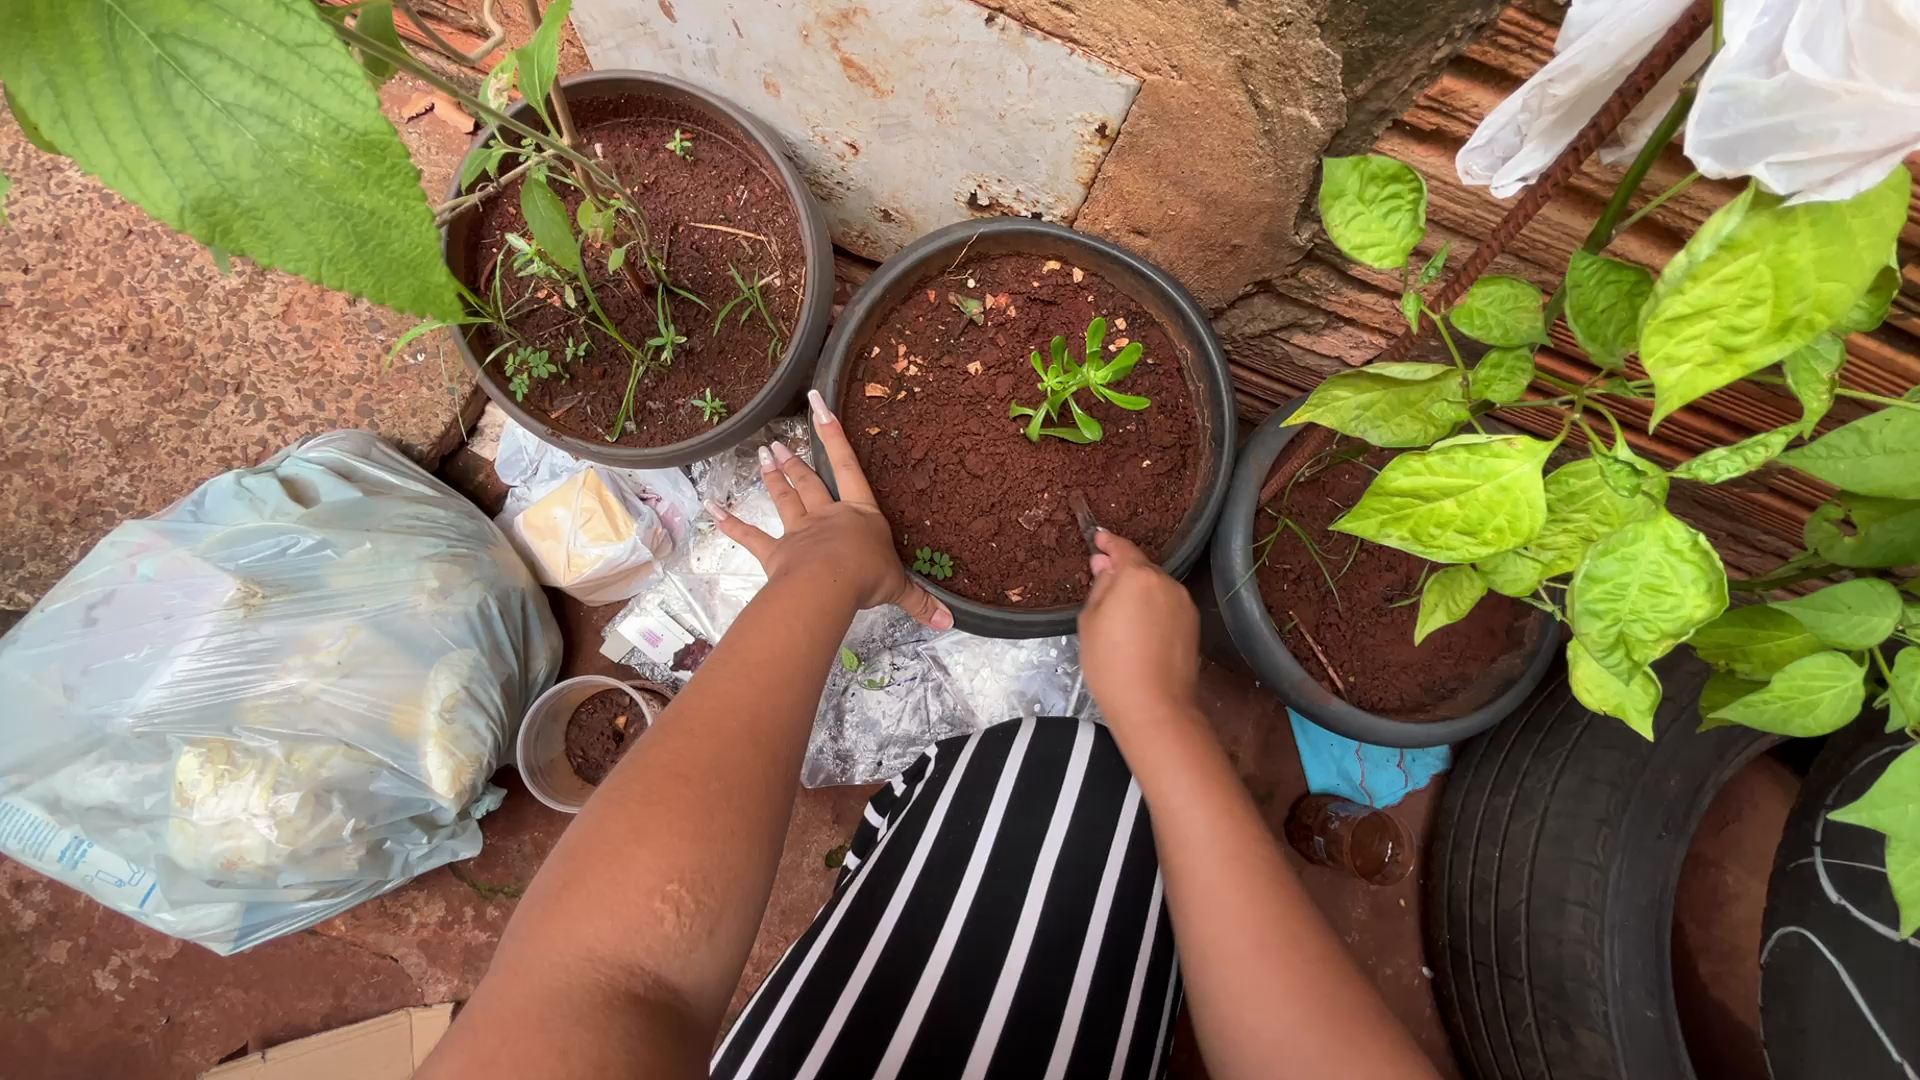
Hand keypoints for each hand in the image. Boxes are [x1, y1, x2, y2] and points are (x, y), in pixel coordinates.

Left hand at [708, 389, 952, 629]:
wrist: (831, 586)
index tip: (819, 406)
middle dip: (796, 461)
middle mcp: (828, 517)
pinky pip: (750, 536)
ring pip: (785, 500)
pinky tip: (711, 507)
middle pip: (810, 483)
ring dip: (773, 479)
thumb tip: (948, 622)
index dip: (835, 436)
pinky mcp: (777, 554)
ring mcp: (800, 533)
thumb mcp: (899, 588)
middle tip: (778, 442)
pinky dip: (730, 522)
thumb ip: (920, 602)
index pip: (848, 468)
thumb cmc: (868, 578)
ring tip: (762, 456)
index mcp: (860, 516)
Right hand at [1078, 529, 1198, 714]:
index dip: (1108, 542)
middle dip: (1122, 571)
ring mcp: (1184, 604)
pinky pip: (1167, 606)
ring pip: (1156, 588)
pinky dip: (1153, 608)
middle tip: (1102, 579)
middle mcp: (1166, 583)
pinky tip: (1138, 628)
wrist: (1153, 705)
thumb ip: (1100, 586)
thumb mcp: (1090, 620)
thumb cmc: (1110, 662)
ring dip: (1139, 592)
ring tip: (1119, 612)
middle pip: (1141, 568)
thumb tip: (1106, 565)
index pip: (1122, 548)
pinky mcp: (1193, 626)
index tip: (1097, 538)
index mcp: (1138, 575)